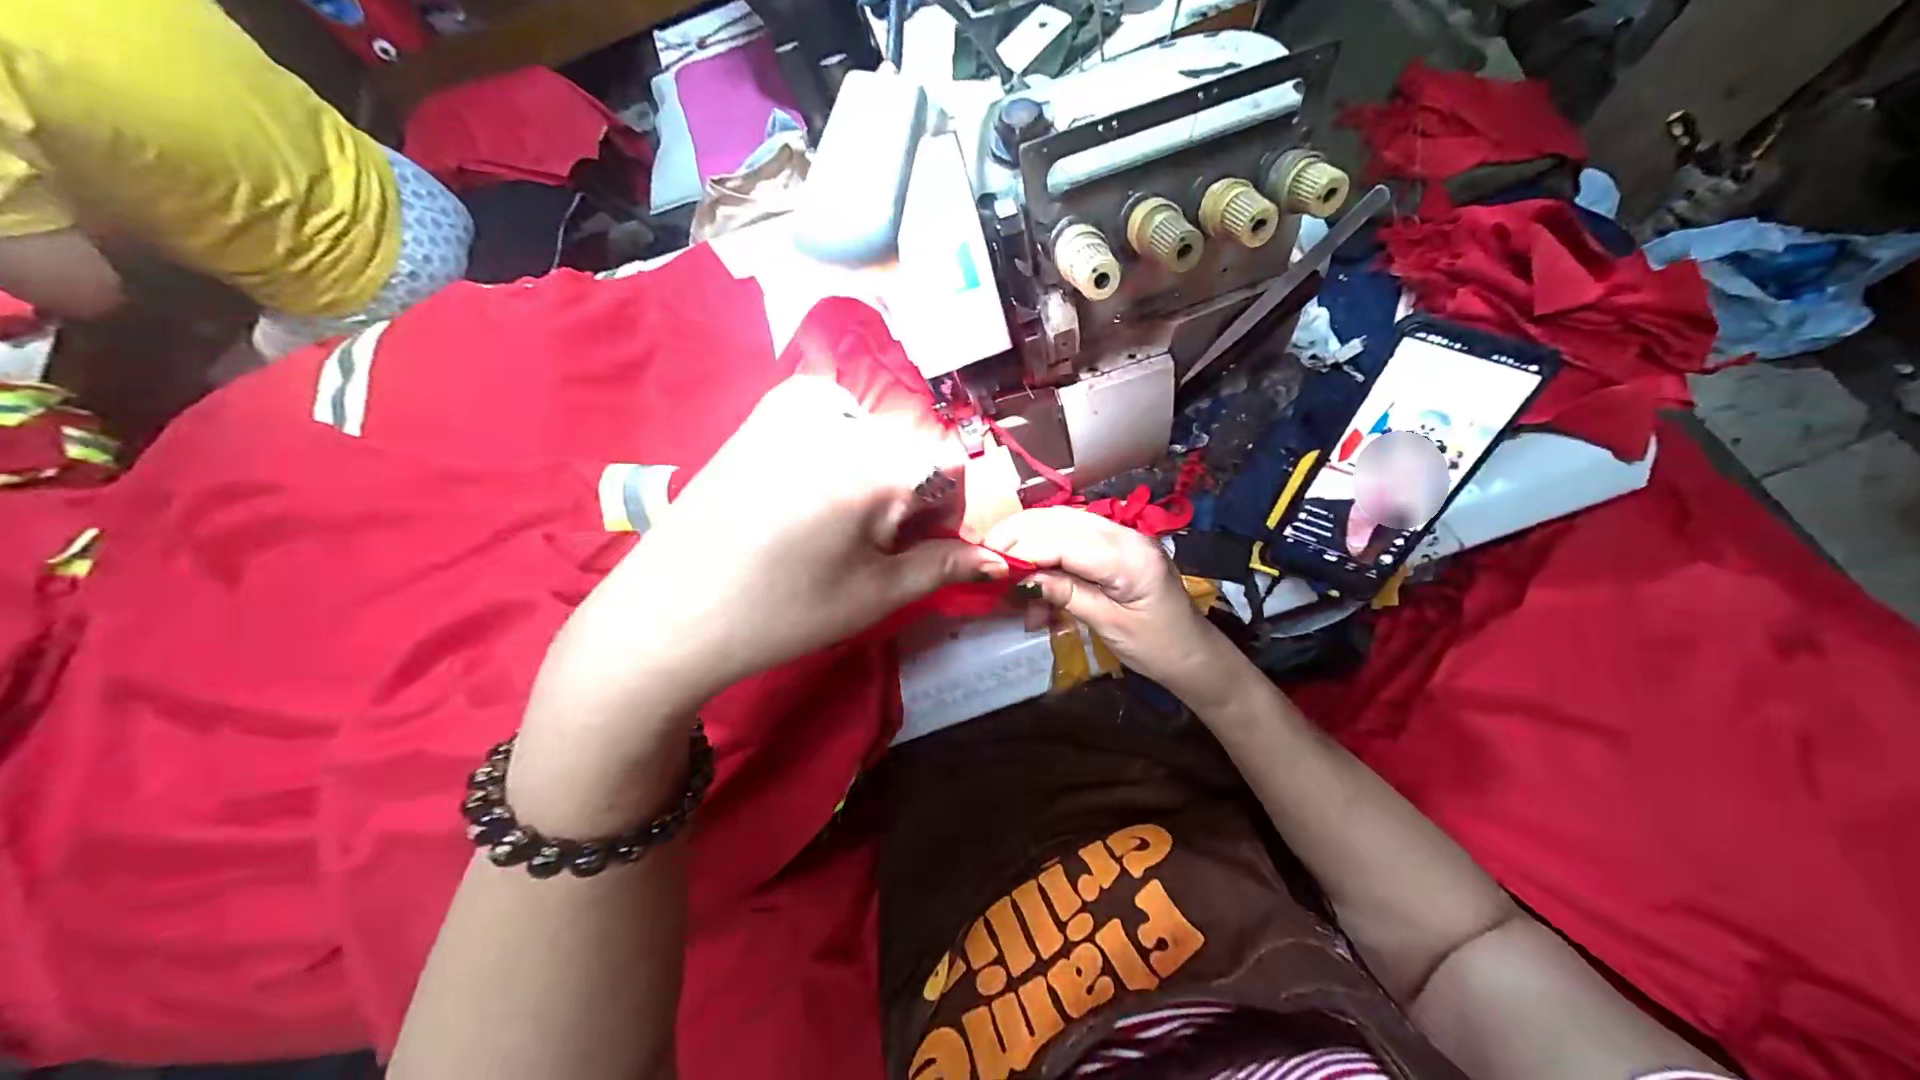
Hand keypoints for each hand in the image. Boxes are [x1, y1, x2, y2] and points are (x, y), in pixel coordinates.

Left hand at [510, 376, 1008, 830]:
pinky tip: (813, 498)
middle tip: (883, 544)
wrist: (667, 611)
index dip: (952, 508)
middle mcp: (835, 416)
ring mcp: (794, 404)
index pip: (953, 463)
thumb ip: (942, 565)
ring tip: (842, 526)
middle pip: (914, 445)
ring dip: (881, 475)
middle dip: (916, 493)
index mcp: (866, 463)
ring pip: (879, 434)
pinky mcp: (766, 410)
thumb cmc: (776, 614)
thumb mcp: (871, 595)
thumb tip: (999, 558)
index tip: (931, 545)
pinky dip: (846, 454)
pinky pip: (838, 422)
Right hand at [986, 507, 1241, 705]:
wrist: (1194, 655)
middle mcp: (1126, 534)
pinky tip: (1030, 571)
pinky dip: (1046, 548)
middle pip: (1060, 520)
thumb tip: (1021, 579)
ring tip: (1002, 565)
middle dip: (1019, 535)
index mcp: (1130, 556)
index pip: (1064, 541)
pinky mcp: (1116, 545)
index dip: (1023, 549)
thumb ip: (1066, 595)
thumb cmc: (1158, 648)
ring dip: (1028, 539)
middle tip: (985, 558)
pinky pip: (1072, 535)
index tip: (989, 564)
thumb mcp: (1109, 625)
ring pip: (1062, 522)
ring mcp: (1122, 536)